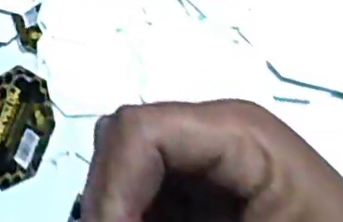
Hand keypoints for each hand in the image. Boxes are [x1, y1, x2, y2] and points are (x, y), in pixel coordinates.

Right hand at [80, 101, 342, 221]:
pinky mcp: (215, 198)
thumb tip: (104, 221)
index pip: (140, 129)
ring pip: (131, 166)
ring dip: (122, 208)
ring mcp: (217, 164)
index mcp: (239, 132)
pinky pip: (155, 194)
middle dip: (111, 198)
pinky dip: (139, 216)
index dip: (111, 186)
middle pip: (127, 141)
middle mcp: (219, 133)